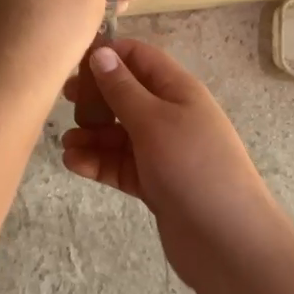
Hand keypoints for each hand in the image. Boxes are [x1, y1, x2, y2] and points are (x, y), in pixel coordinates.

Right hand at [62, 39, 280, 290]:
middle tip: (65, 101)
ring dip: (91, 134)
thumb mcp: (154, 120)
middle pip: (126, 95)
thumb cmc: (193, 166)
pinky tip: (73, 163)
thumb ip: (122, 88)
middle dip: (95, 97)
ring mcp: (162, 151)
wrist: (228, 241)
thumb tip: (101, 52)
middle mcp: (170, 115)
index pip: (139, 57)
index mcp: (178, 90)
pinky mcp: (154, 183)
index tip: (73, 62)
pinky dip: (98, 161)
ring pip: (119, 133)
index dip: (108, 54)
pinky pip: (120, 164)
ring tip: (66, 143)